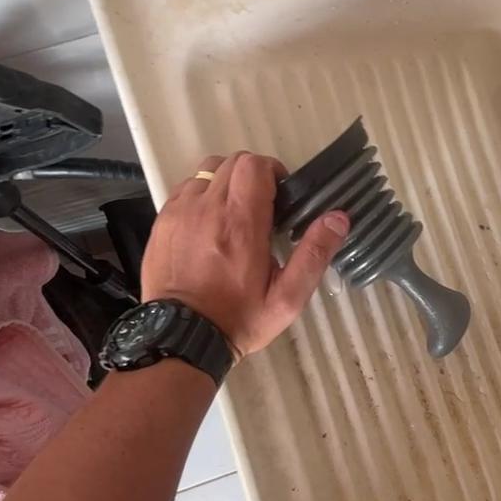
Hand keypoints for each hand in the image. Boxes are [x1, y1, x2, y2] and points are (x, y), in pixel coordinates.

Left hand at [141, 151, 349, 355]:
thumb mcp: (287, 298)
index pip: (255, 166)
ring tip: (236, 214)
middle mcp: (207, 210)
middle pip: (232, 162)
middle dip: (253, 176)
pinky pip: (186, 189)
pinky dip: (203, 196)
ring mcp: (180, 213)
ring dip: (227, 183)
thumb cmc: (239, 318)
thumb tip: (338, 218)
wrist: (181, 338)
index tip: (281, 198)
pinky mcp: (162, 222)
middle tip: (264, 207)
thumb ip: (314, 254)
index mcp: (241, 225)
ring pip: (207, 171)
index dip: (273, 172)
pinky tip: (211, 224)